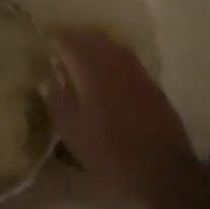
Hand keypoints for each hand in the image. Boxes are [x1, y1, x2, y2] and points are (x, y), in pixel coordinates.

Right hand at [41, 30, 196, 205]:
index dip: (59, 38)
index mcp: (94, 72)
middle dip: (79, 38)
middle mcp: (117, 66)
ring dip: (99, 47)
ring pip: (116, 48)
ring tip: (86, 56)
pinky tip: (110, 75)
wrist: (162, 170)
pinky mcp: (153, 88)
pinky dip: (115, 60)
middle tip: (65, 45)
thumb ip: (58, 101)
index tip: (48, 41)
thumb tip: (47, 79)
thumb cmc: (110, 152)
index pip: (73, 43)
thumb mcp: (73, 132)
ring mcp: (139, 75)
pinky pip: (130, 62)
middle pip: (97, 39)